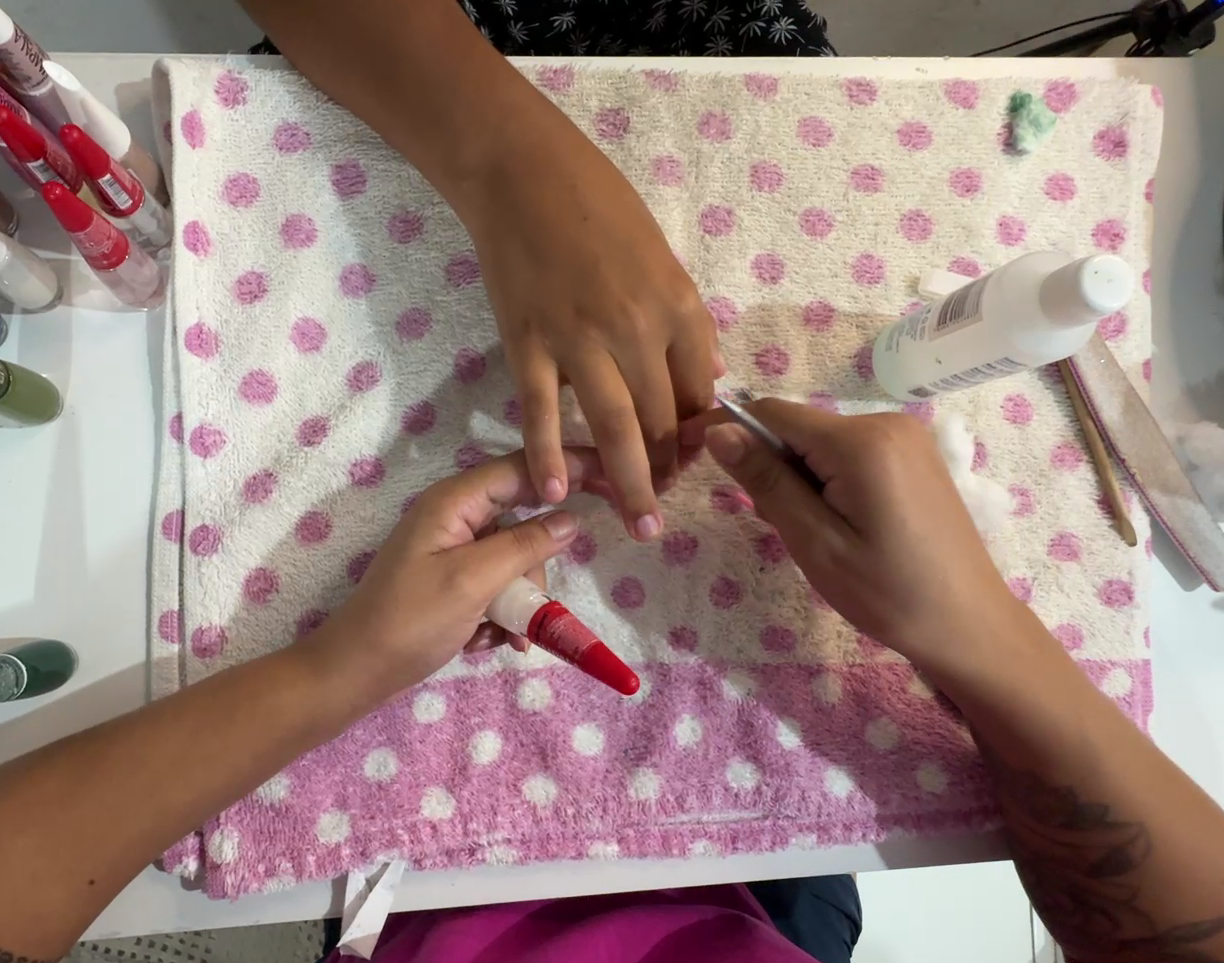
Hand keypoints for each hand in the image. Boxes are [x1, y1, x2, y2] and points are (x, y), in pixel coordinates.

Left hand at [305, 448, 605, 702]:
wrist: (357, 671)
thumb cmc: (410, 620)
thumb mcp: (473, 581)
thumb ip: (526, 545)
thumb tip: (572, 519)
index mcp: (455, 501)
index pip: (524, 469)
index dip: (571, 469)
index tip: (617, 478)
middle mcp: (457, 517)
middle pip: (524, 524)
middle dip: (532, 572)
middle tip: (530, 609)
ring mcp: (454, 551)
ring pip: (515, 564)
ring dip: (516, 603)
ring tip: (500, 636)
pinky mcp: (454, 581)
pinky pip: (497, 587)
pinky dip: (499, 615)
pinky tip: (484, 641)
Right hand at [454, 105, 720, 541]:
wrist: (524, 175)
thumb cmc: (599, 206)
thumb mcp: (660, 256)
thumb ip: (679, 322)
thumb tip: (696, 381)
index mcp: (678, 305)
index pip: (700, 391)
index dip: (698, 437)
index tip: (688, 462)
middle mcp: (637, 331)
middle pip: (662, 421)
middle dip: (667, 472)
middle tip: (661, 512)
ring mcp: (579, 342)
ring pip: (614, 429)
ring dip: (629, 484)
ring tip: (638, 526)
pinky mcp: (529, 347)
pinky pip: (542, 413)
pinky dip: (548, 455)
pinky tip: (555, 492)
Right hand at [700, 401, 1040, 679]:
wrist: (967, 623)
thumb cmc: (885, 591)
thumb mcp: (813, 541)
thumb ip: (766, 481)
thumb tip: (718, 431)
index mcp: (860, 442)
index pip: (772, 412)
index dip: (725, 426)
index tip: (688, 448)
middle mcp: (885, 423)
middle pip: (796, 427)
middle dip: (768, 465)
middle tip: (773, 524)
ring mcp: (904, 437)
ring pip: (819, 442)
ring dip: (795, 477)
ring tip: (809, 533)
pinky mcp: (912, 455)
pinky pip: (846, 453)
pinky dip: (824, 479)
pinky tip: (835, 523)